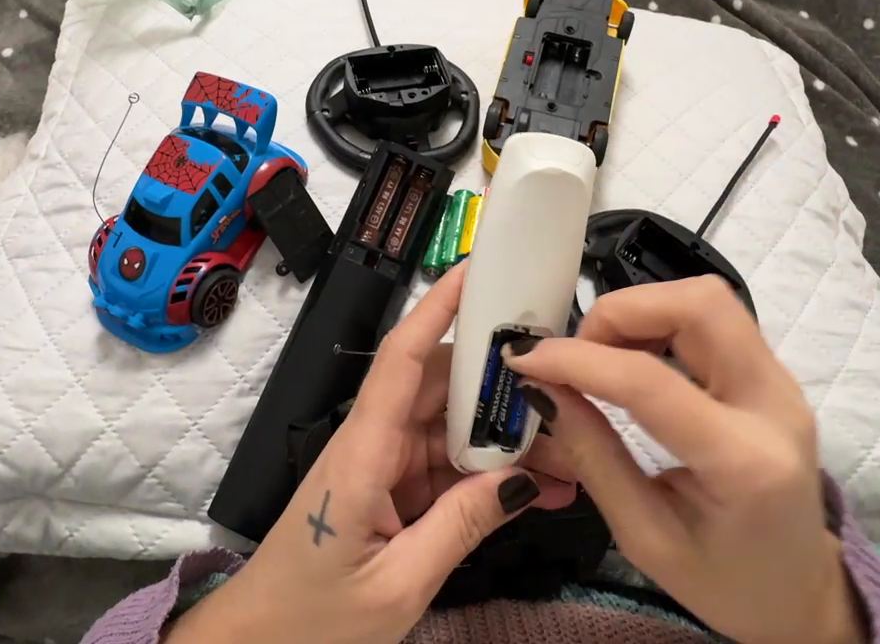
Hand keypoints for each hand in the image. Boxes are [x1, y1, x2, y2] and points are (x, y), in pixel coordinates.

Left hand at [169, 265, 576, 643]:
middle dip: (502, 387)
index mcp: (363, 450)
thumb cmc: (312, 620)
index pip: (401, 357)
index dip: (437, 306)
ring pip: (451, 427)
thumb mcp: (398, 585)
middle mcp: (372, 440)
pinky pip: (446, 465)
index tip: (476, 270)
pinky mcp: (390, 487)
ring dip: (504, 438)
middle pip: (440, 388)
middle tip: (566, 390)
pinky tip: (536, 487)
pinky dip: (488, 475)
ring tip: (568, 453)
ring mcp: (382, 463)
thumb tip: (525, 479)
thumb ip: (461, 528)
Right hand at [505, 276, 865, 643]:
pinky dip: (660, 320)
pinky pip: (712, 316)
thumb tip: (542, 387)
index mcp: (743, 463)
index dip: (578, 358)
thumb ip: (593, 455)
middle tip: (581, 353)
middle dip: (621, 311)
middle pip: (698, 305)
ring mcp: (781, 382)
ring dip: (641, 311)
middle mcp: (775, 405)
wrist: (804, 597)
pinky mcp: (773, 372)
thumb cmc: (726, 584)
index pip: (650, 380)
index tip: (526, 359)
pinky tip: (634, 359)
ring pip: (706, 298)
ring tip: (604, 357)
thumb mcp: (645, 539)